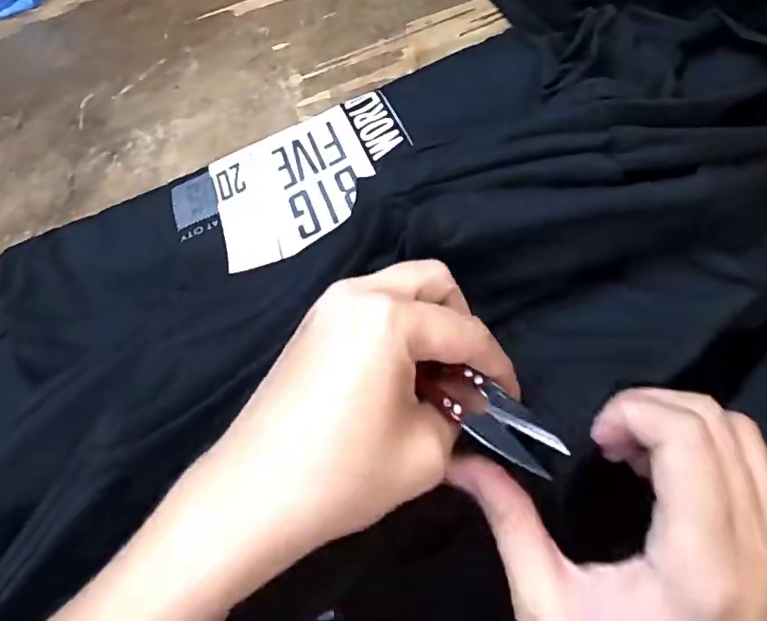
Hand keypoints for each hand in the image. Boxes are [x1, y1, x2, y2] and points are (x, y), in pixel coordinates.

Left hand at [56, 260, 515, 620]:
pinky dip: (397, 326)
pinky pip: (371, 303)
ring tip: (434, 379)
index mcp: (388, 317)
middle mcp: (358, 292)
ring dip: (428, 321)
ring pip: (400, 286)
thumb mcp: (424, 451)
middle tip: (467, 375)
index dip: (498, 364)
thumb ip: (460, 412)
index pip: (464, 329)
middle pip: (432, 279)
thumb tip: (468, 395)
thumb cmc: (343, 471)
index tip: (512, 397)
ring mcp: (330, 301)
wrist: (255, 486)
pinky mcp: (314, 319)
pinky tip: (400, 373)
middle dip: (461, 321)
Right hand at [448, 389, 766, 620]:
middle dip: (652, 408)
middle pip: (718, 423)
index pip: (688, 436)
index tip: (597, 438)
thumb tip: (461, 460)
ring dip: (688, 424)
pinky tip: (685, 475)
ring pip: (750, 438)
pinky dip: (726, 449)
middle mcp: (760, 554)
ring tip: (644, 455)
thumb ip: (509, 522)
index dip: (633, 410)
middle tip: (612, 440)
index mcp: (702, 563)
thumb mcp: (548, 605)